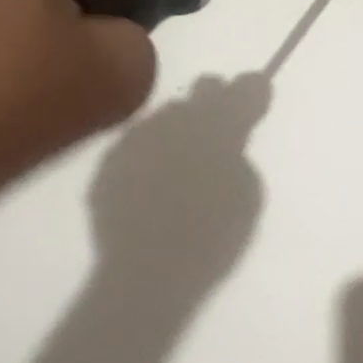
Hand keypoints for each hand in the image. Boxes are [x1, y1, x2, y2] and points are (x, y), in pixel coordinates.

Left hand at [88, 73, 269, 289]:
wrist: (146, 271)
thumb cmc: (211, 240)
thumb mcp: (248, 200)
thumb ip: (239, 161)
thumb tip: (228, 149)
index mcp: (219, 129)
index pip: (243, 91)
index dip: (251, 91)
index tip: (254, 97)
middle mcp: (176, 121)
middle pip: (200, 91)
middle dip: (211, 103)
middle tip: (215, 129)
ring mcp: (137, 138)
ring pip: (163, 118)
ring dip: (174, 131)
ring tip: (177, 164)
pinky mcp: (108, 161)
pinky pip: (133, 147)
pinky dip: (145, 158)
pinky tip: (147, 185)